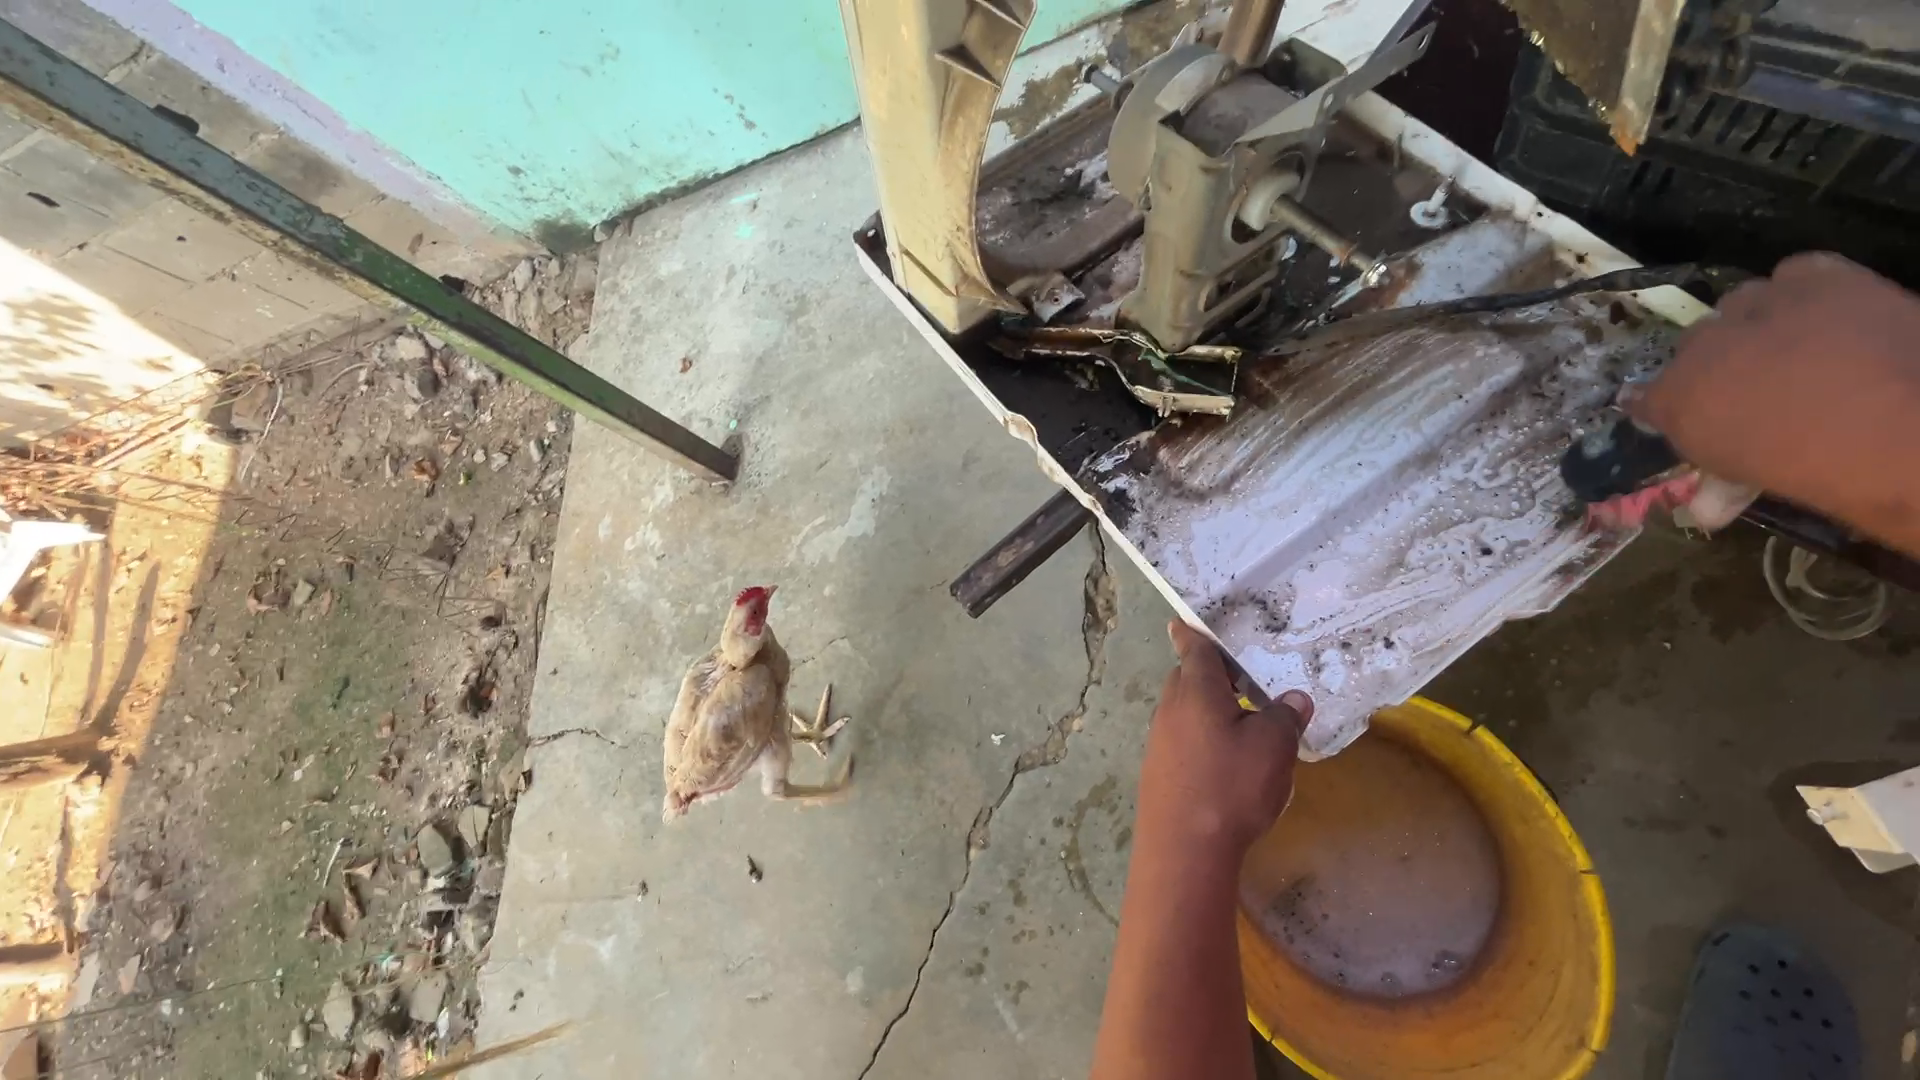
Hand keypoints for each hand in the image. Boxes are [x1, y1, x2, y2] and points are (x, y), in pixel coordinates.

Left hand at [1135, 621, 1310, 859]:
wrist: (1184, 847)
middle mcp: (1169, 709)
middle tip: (1241, 677)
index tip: (1184, 621)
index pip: (1192, 649)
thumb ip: (1285, 717)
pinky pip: (1180, 738)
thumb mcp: (1273, 748)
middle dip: (1208, 673)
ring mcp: (1159, 740)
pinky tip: (1223, 759)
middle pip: (1186, 678)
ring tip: (1242, 721)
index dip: (1192, 633)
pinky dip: (1200, 736)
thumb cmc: (1230, 786)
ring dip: (1207, 708)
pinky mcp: (1157, 770)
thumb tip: (1294, 698)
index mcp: (1195, 691)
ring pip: (1183, 710)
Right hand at [1627, 252, 1919, 551]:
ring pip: (1739, 302)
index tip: (1677, 414)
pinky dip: (1802, 285)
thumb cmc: (1810, 465)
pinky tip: (1821, 309)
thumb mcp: (1750, 482)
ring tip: (1790, 343)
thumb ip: (1715, 489)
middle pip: (1693, 343)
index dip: (1660, 405)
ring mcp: (1757, 312)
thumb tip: (1701, 514)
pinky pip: (1796, 271)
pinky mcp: (1817, 283)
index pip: (1642, 397)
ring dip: (1755, 319)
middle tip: (1753, 383)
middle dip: (1714, 360)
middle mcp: (1697, 350)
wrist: (1896, 425)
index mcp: (1671, 400)